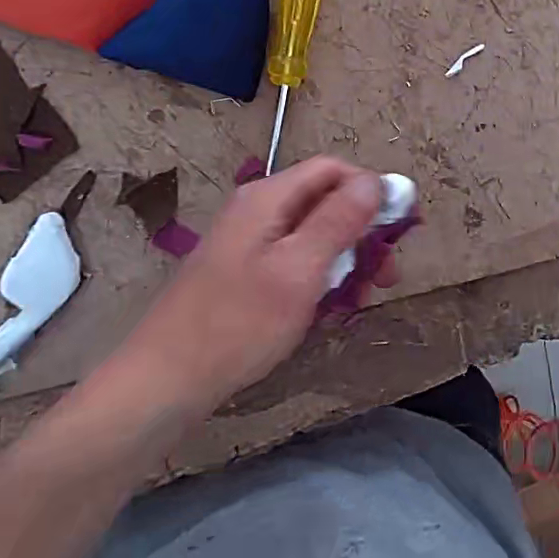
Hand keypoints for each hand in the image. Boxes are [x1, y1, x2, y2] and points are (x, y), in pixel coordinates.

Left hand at [109, 157, 400, 415]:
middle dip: (364, 232)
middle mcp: (261, 211)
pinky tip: (332, 309)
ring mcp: (252, 243)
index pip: (335, 170)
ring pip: (318, 233)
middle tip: (387, 273)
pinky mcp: (247, 272)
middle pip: (329, 201)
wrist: (160, 387)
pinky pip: (299, 260)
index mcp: (269, 199)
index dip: (372, 190)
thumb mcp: (299, 269)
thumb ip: (340, 219)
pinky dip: (323, 278)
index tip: (398, 228)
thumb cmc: (236, 324)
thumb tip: (376, 181)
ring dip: (348, 260)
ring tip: (362, 298)